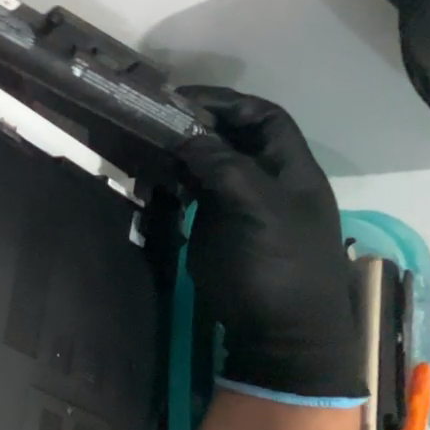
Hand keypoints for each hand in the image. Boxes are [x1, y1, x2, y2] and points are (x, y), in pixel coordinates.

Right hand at [176, 87, 363, 403]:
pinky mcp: (215, 225)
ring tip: (140, 149)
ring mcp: (238, 203)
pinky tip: (146, 182)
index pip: (263, 117)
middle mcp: (264, 179)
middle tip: (148, 121)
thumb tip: (187, 135)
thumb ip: (226, 168)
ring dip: (176, 152)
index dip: (226, 102)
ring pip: (206, 162)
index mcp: (288, 170)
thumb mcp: (258, 211)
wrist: (280, 329)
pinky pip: (191, 191)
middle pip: (230, 136)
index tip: (178, 100)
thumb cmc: (279, 267)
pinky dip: (168, 180)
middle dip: (194, 124)